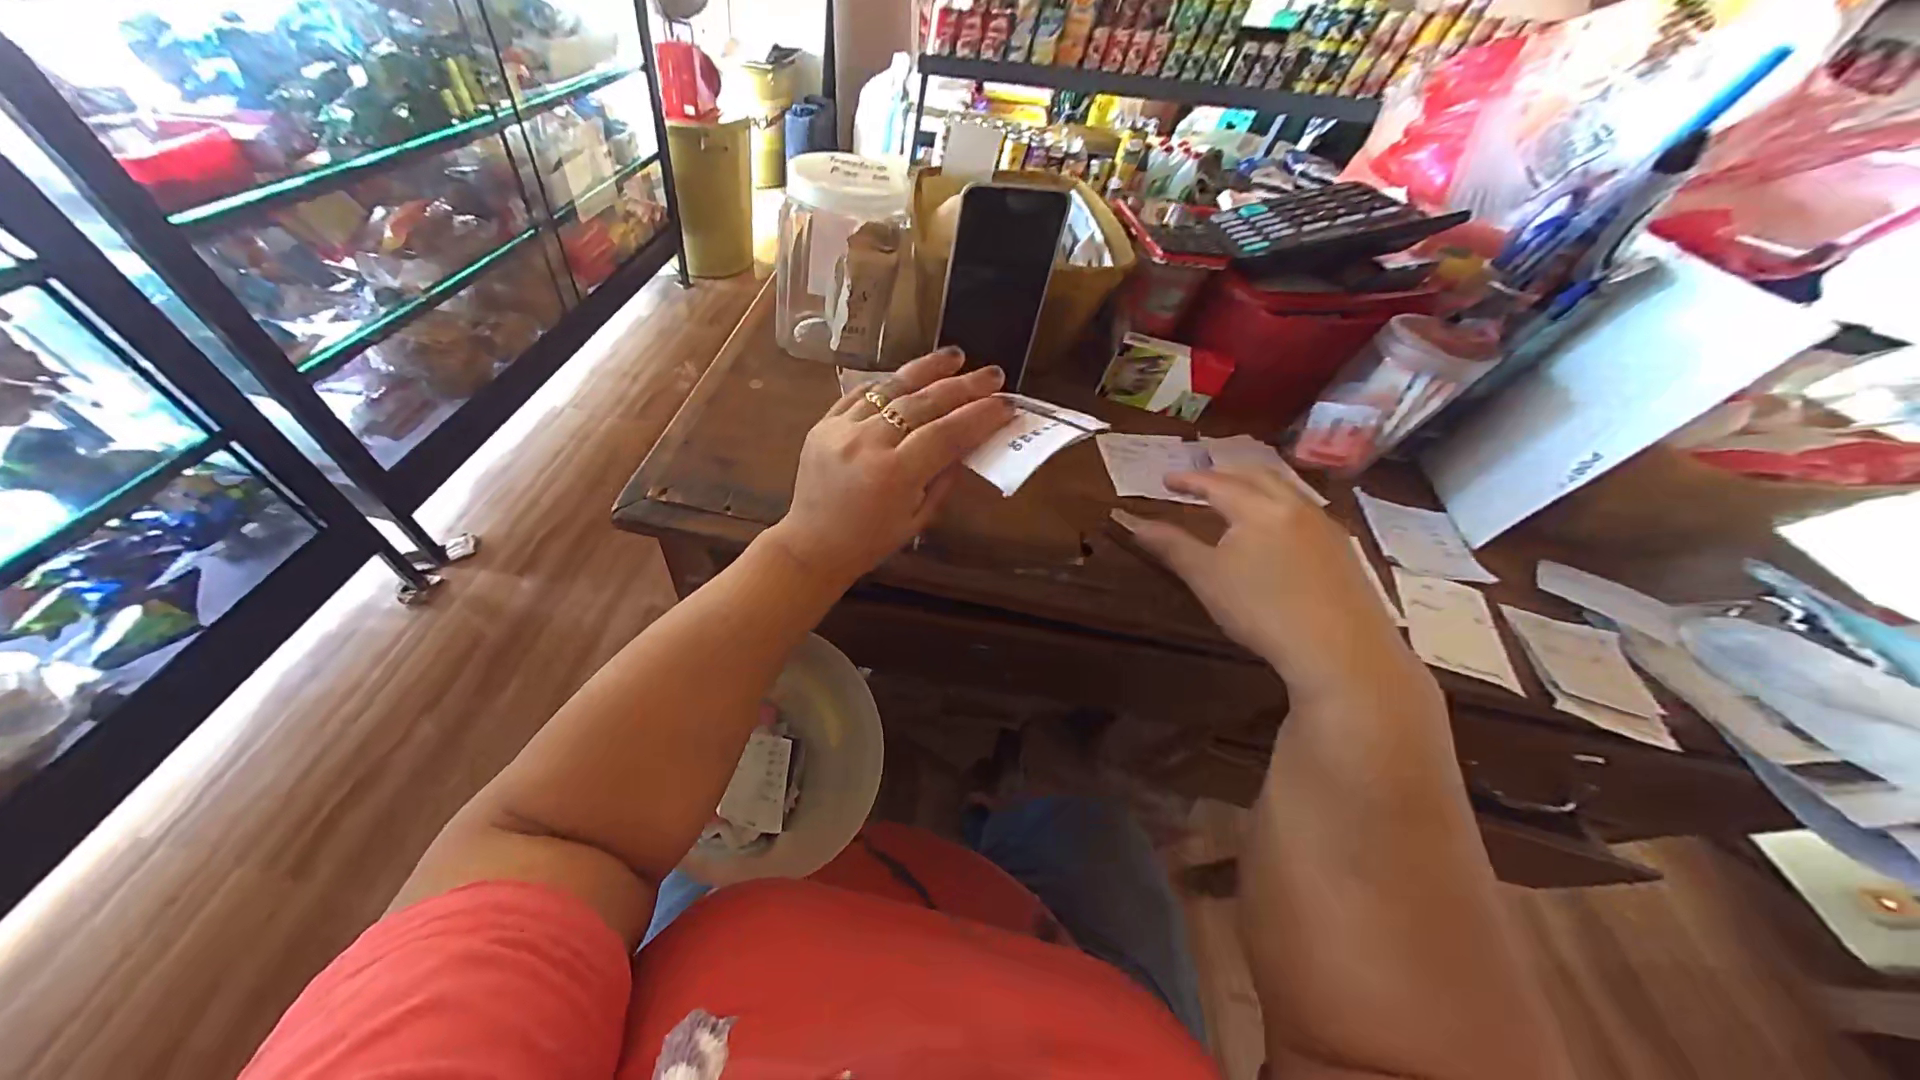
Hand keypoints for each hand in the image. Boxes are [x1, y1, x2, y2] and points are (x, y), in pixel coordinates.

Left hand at [769, 347, 1015, 585]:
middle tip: (993, 375)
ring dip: (927, 370)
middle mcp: (867, 444)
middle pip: (924, 403)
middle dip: (964, 387)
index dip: (980, 416)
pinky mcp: (823, 423)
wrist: (812, 545)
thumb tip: (970, 440)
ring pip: (891, 389)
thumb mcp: (919, 516)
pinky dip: (889, 383)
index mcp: (894, 475)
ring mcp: (841, 429)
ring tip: (955, 357)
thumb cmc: (871, 541)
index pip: (947, 434)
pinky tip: (911, 376)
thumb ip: (945, 476)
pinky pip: (861, 393)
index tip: (1006, 404)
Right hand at [1112, 467, 1416, 701]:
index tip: (1167, 480)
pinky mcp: (1343, 549)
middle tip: (1201, 480)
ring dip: (1256, 484)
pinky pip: (1305, 510)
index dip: (1189, 480)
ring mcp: (1325, 526)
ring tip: (1238, 494)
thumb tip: (1135, 522)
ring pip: (1287, 490)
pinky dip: (1280, 505)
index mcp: (1258, 508)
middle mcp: (1295, 506)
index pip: (1217, 483)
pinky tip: (1278, 527)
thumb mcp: (1207, 578)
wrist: (1341, 650)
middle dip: (1225, 473)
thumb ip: (1171, 546)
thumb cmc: (1262, 610)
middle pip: (1256, 475)